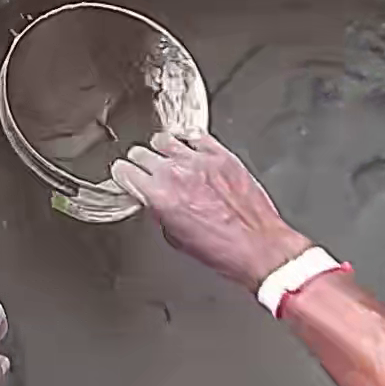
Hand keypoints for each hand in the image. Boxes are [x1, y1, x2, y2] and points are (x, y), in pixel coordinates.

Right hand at [110, 131, 312, 287]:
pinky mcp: (220, 155)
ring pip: (163, 138)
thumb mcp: (175, 237)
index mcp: (158, 195)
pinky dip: (190, 142)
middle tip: (149, 171)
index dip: (123, 174)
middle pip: (140, 152)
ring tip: (169, 158)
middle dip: (141, 163)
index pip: (124, 170)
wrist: (261, 249)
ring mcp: (198, 160)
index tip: (127, 176)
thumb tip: (152, 199)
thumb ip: (158, 210)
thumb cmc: (222, 250)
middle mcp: (175, 173)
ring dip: (163, 149)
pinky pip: (195, 135)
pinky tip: (191, 152)